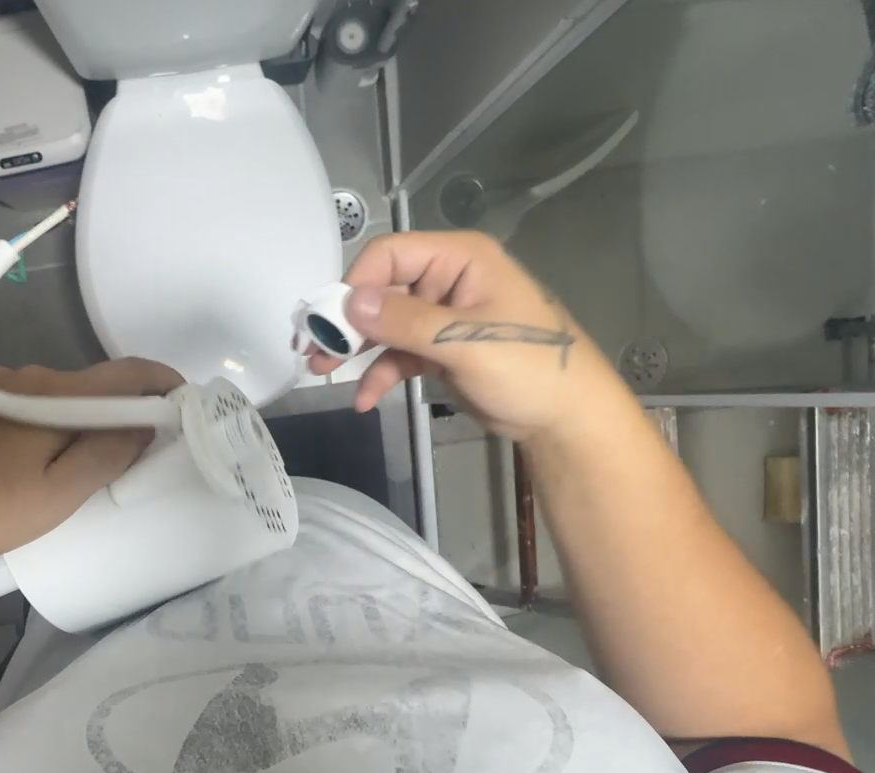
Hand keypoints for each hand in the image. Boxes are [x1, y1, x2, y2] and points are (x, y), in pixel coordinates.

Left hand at [0, 358, 182, 573]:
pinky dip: (63, 427)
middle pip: (96, 386)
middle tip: (148, 452)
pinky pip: (41, 408)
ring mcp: (2, 391)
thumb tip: (143, 426)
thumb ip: (107, 454)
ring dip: (93, 423)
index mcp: (52, 394)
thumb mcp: (60, 493)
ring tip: (101, 467)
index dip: (163, 385)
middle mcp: (28, 378)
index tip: (187, 407)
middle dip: (129, 411)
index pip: (125, 374)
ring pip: (68, 400)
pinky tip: (56, 462)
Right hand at [306, 231, 631, 444]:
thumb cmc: (528, 368)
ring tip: (321, 373)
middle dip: (345, 321)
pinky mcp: (438, 350)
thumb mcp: (464, 342)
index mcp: (459, 259)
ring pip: (383, 325)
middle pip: (380, 290)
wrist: (564, 416)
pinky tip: (365, 400)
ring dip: (354, 349)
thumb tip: (349, 303)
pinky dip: (379, 374)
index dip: (355, 284)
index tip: (328, 322)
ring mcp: (440, 317)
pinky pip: (397, 355)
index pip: (390, 254)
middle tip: (311, 350)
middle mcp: (446, 281)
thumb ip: (405, 321)